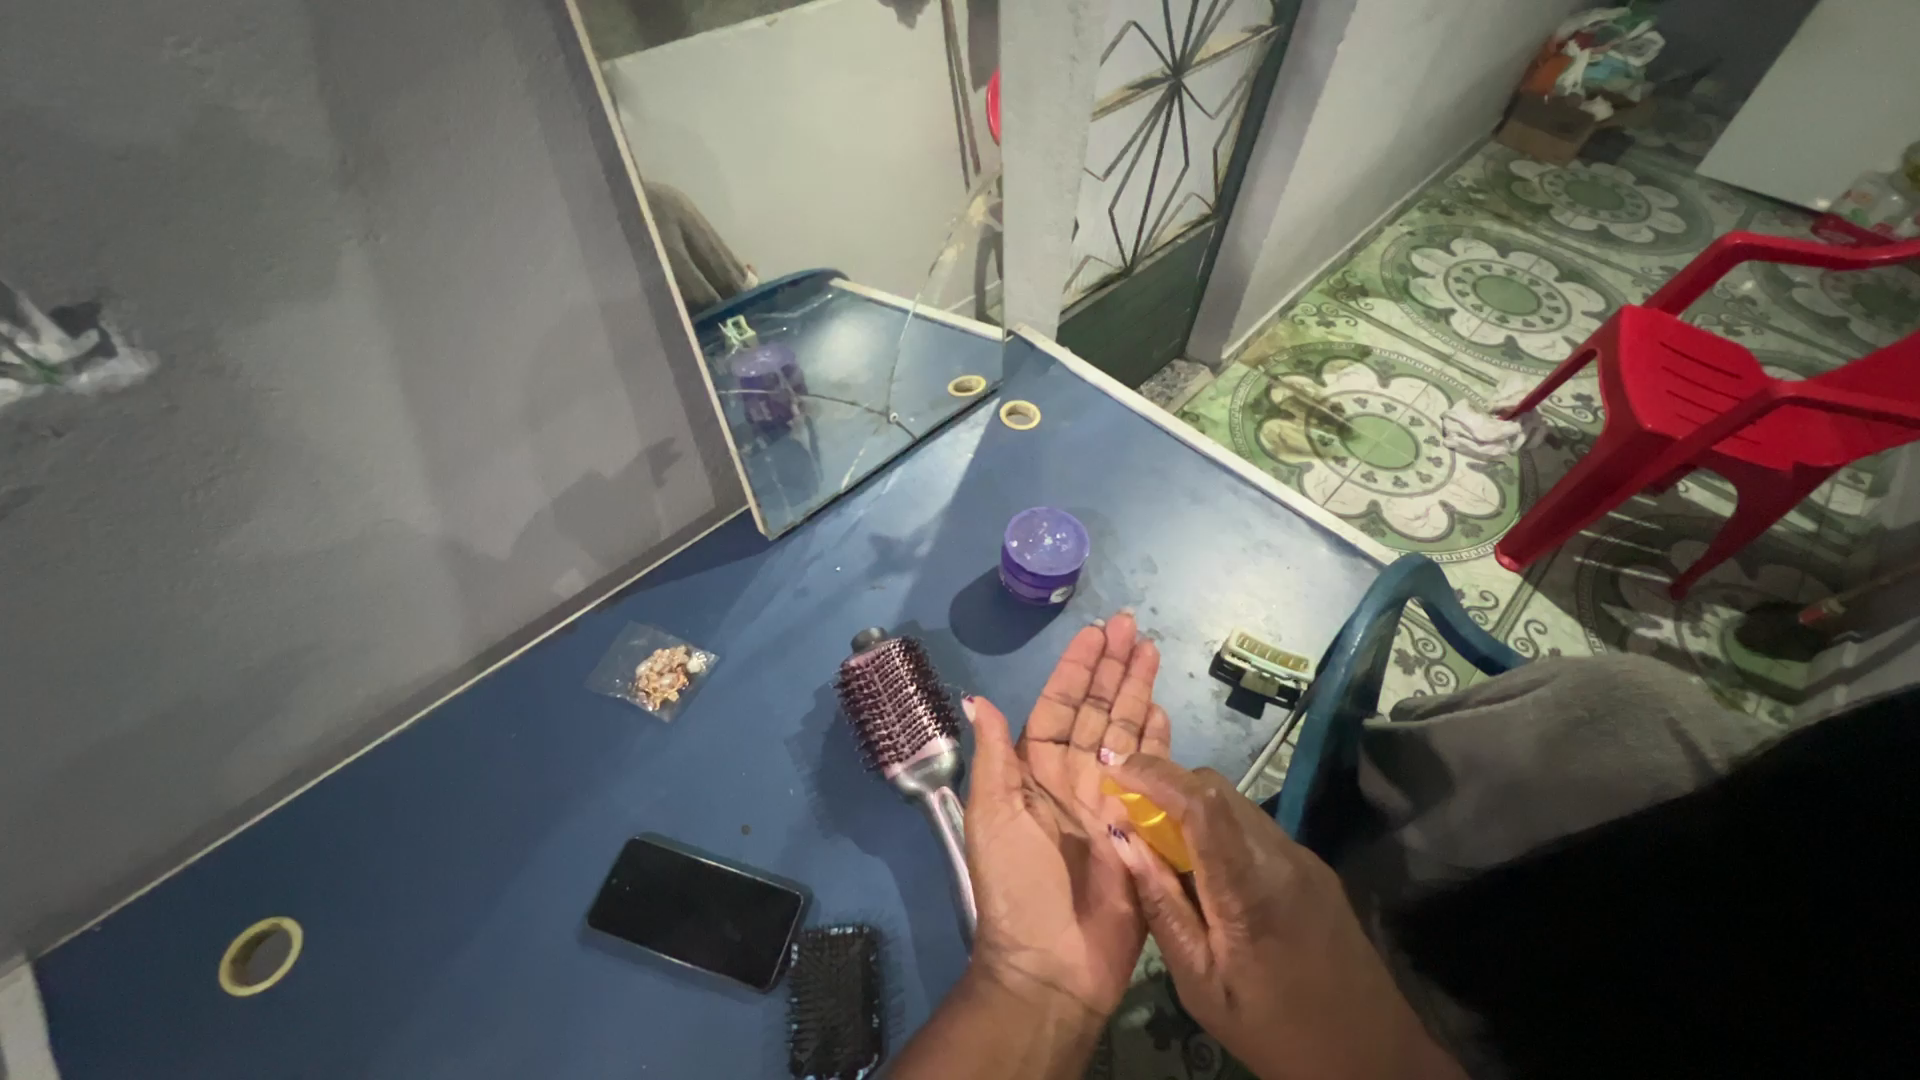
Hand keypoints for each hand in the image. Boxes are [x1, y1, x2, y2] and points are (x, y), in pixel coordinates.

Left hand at [962, 611, 1166, 1018]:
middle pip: (1097, 709)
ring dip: (1137, 691)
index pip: (1060, 705)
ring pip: (1126, 731)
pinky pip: (1152, 773)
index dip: (1076, 669)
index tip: (1093, 633)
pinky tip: (1162, 708)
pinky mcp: (1141, 825)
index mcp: (1036, 771)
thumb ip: (993, 755)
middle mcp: (1074, 776)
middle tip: (1130, 625)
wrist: (1054, 963)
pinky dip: (1157, 739)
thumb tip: (976, 698)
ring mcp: (1110, 799)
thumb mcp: (992, 815)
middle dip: (1113, 667)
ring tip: (1150, 650)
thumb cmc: (1017, 886)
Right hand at [1103, 755, 1465, 1079]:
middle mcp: (1281, 857)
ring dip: (1192, 804)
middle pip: (1217, 789)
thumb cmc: (1277, 1032)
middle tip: (1129, 807)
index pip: (1202, 803)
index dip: (1156, 775)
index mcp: (1250, 889)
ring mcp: (1303, 857)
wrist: (1375, 1058)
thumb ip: (1162, 907)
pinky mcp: (1314, 867)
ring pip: (1236, 803)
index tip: (1116, 768)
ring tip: (1160, 836)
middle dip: (1167, 783)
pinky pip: (1255, 827)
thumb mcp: (1202, 984)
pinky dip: (1218, 825)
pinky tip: (1203, 862)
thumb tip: (1124, 841)